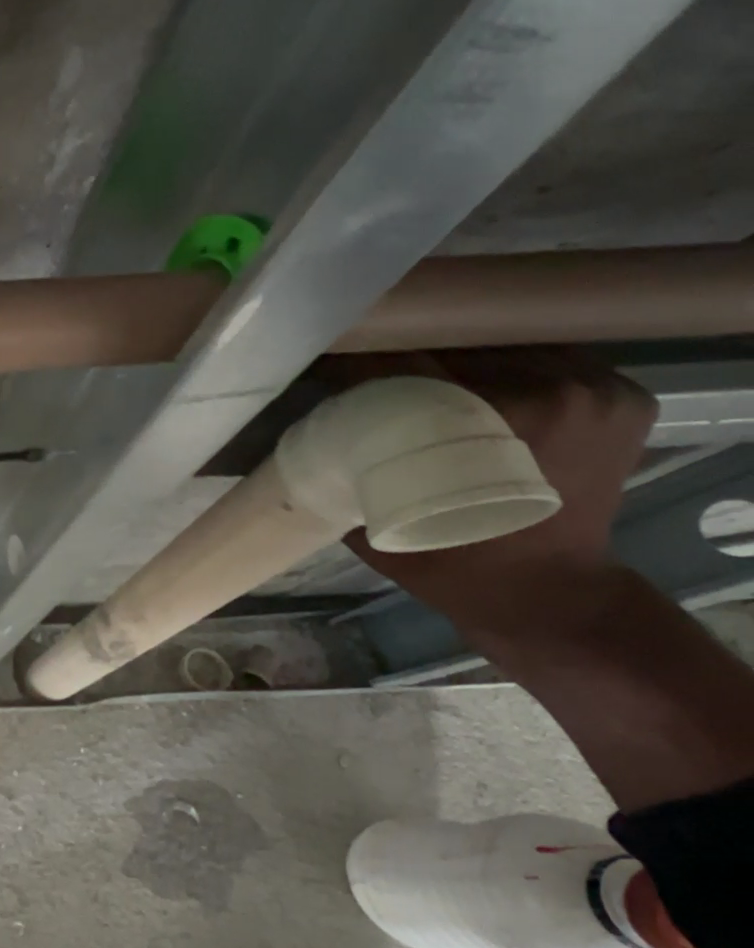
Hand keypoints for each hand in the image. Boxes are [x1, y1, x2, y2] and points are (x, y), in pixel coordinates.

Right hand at [335, 347, 656, 636]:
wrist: (548, 595)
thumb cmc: (457, 564)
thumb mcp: (384, 516)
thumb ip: (357, 462)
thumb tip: (324, 422)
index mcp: (509, 416)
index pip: (418, 365)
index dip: (371, 366)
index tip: (339, 369)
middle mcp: (565, 392)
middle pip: (467, 352)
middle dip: (419, 363)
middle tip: (379, 377)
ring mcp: (602, 393)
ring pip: (510, 353)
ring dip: (467, 364)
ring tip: (427, 383)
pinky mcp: (622, 400)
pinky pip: (553, 365)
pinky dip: (514, 372)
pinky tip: (484, 390)